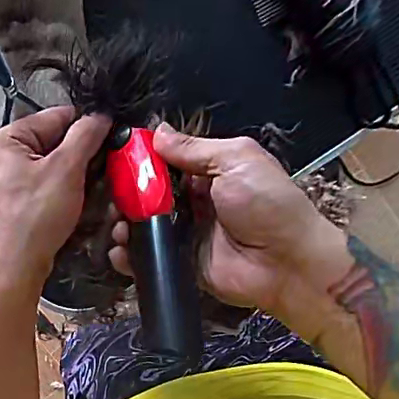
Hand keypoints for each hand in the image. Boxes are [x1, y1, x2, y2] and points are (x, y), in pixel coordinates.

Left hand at [0, 106, 109, 296]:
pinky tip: (72, 207)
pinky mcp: (10, 208)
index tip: (110, 137)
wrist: (13, 268)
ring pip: (48, 169)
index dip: (85, 126)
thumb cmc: (35, 218)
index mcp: (5, 139)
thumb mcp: (67, 170)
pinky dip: (60, 194)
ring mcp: (2, 184)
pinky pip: (41, 190)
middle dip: (78, 156)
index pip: (53, 118)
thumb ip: (85, 138)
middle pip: (50, 144)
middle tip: (104, 169)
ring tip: (91, 190)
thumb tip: (100, 117)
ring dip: (72, 177)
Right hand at [110, 126, 348, 322]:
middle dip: (128, 193)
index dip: (143, 159)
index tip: (116, 158)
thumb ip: (195, 149)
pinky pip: (153, 259)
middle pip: (152, 194)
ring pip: (147, 226)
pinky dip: (132, 256)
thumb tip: (159, 133)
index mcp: (212, 173)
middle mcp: (197, 203)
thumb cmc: (268, 204)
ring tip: (115, 221)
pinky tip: (119, 249)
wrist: (287, 263)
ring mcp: (190, 236)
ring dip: (126, 222)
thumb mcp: (236, 160)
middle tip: (111, 194)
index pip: (168, 162)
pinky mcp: (184, 265)